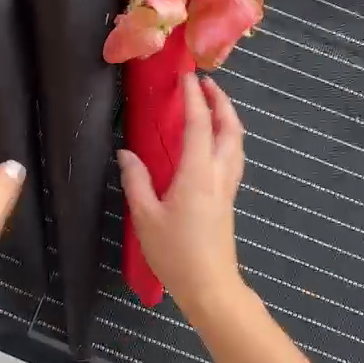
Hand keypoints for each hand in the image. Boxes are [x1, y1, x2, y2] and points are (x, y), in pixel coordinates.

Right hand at [118, 74, 245, 311]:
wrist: (210, 286)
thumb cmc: (175, 253)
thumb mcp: (145, 216)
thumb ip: (136, 181)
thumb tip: (126, 153)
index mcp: (197, 174)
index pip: (198, 125)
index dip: (193, 98)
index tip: (186, 76)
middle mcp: (218, 174)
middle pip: (229, 128)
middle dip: (220, 101)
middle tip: (206, 83)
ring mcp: (227, 187)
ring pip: (236, 142)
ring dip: (228, 118)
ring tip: (213, 105)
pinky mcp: (227, 199)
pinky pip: (233, 156)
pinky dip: (227, 137)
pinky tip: (214, 141)